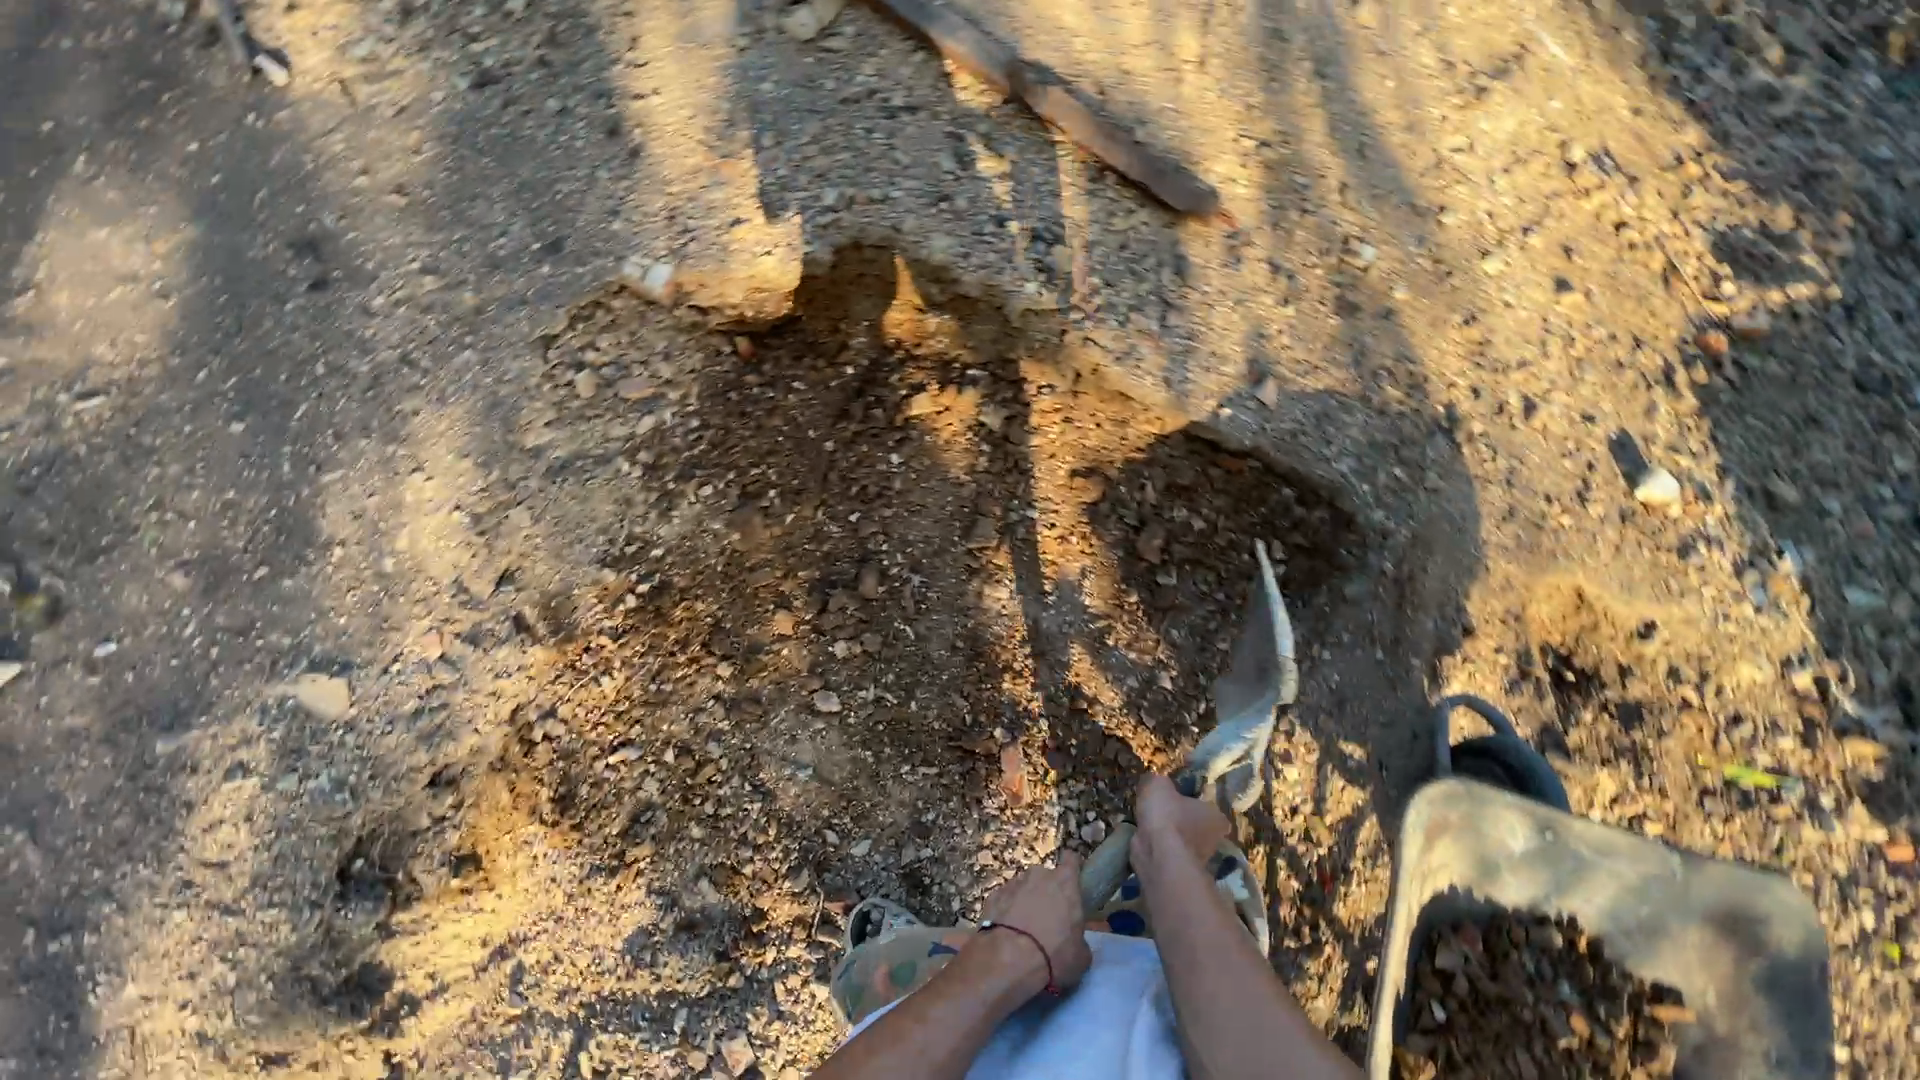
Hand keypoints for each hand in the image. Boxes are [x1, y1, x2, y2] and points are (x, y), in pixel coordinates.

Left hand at [975, 851, 1092, 997]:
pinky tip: (1007, 932)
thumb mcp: (1080, 956)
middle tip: (1048, 919)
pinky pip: (1005, 900)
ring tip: (1024, 929)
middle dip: (1046, 892)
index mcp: (1065, 882)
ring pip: (1023, 888)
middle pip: (1045, 877)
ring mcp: (1013, 883)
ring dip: (1025, 902)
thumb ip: (1079, 939)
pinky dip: (1007, 911)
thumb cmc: (1053, 955)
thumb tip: (1074, 941)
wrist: (1008, 960)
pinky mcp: (992, 896)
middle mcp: (1038, 875)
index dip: (1072, 868)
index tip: (1072, 882)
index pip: (1071, 859)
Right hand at [1133, 774, 1229, 871]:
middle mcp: (1212, 840)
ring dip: (1168, 837)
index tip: (1179, 801)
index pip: (1211, 810)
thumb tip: (1153, 780)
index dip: (1196, 804)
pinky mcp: (1179, 872)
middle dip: (1181, 822)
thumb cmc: (1167, 816)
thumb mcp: (1158, 785)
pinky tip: (1144, 840)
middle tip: (1161, 811)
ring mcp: (1196, 859)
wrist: (1158, 855)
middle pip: (1197, 827)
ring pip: (1182, 842)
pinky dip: (1158, 848)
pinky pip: (1168, 854)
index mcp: (1216, 818)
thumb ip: (1157, 781)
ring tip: (1148, 825)